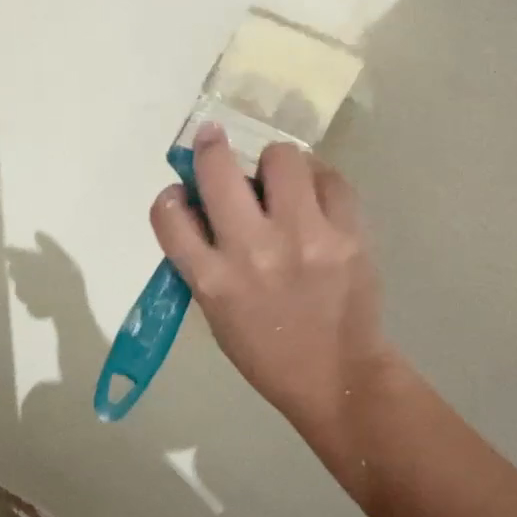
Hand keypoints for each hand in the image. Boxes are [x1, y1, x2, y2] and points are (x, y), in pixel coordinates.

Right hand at [151, 122, 396, 438]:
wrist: (335, 375)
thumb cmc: (265, 351)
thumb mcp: (216, 313)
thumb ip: (204, 261)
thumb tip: (201, 205)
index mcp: (211, 280)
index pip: (169, 213)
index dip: (171, 196)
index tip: (181, 193)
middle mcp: (252, 251)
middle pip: (218, 169)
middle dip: (212, 147)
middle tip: (214, 141)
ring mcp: (304, 237)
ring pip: (281, 157)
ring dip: (272, 163)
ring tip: (278, 182)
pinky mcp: (348, 232)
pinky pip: (329, 178)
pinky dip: (316, 181)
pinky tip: (313, 198)